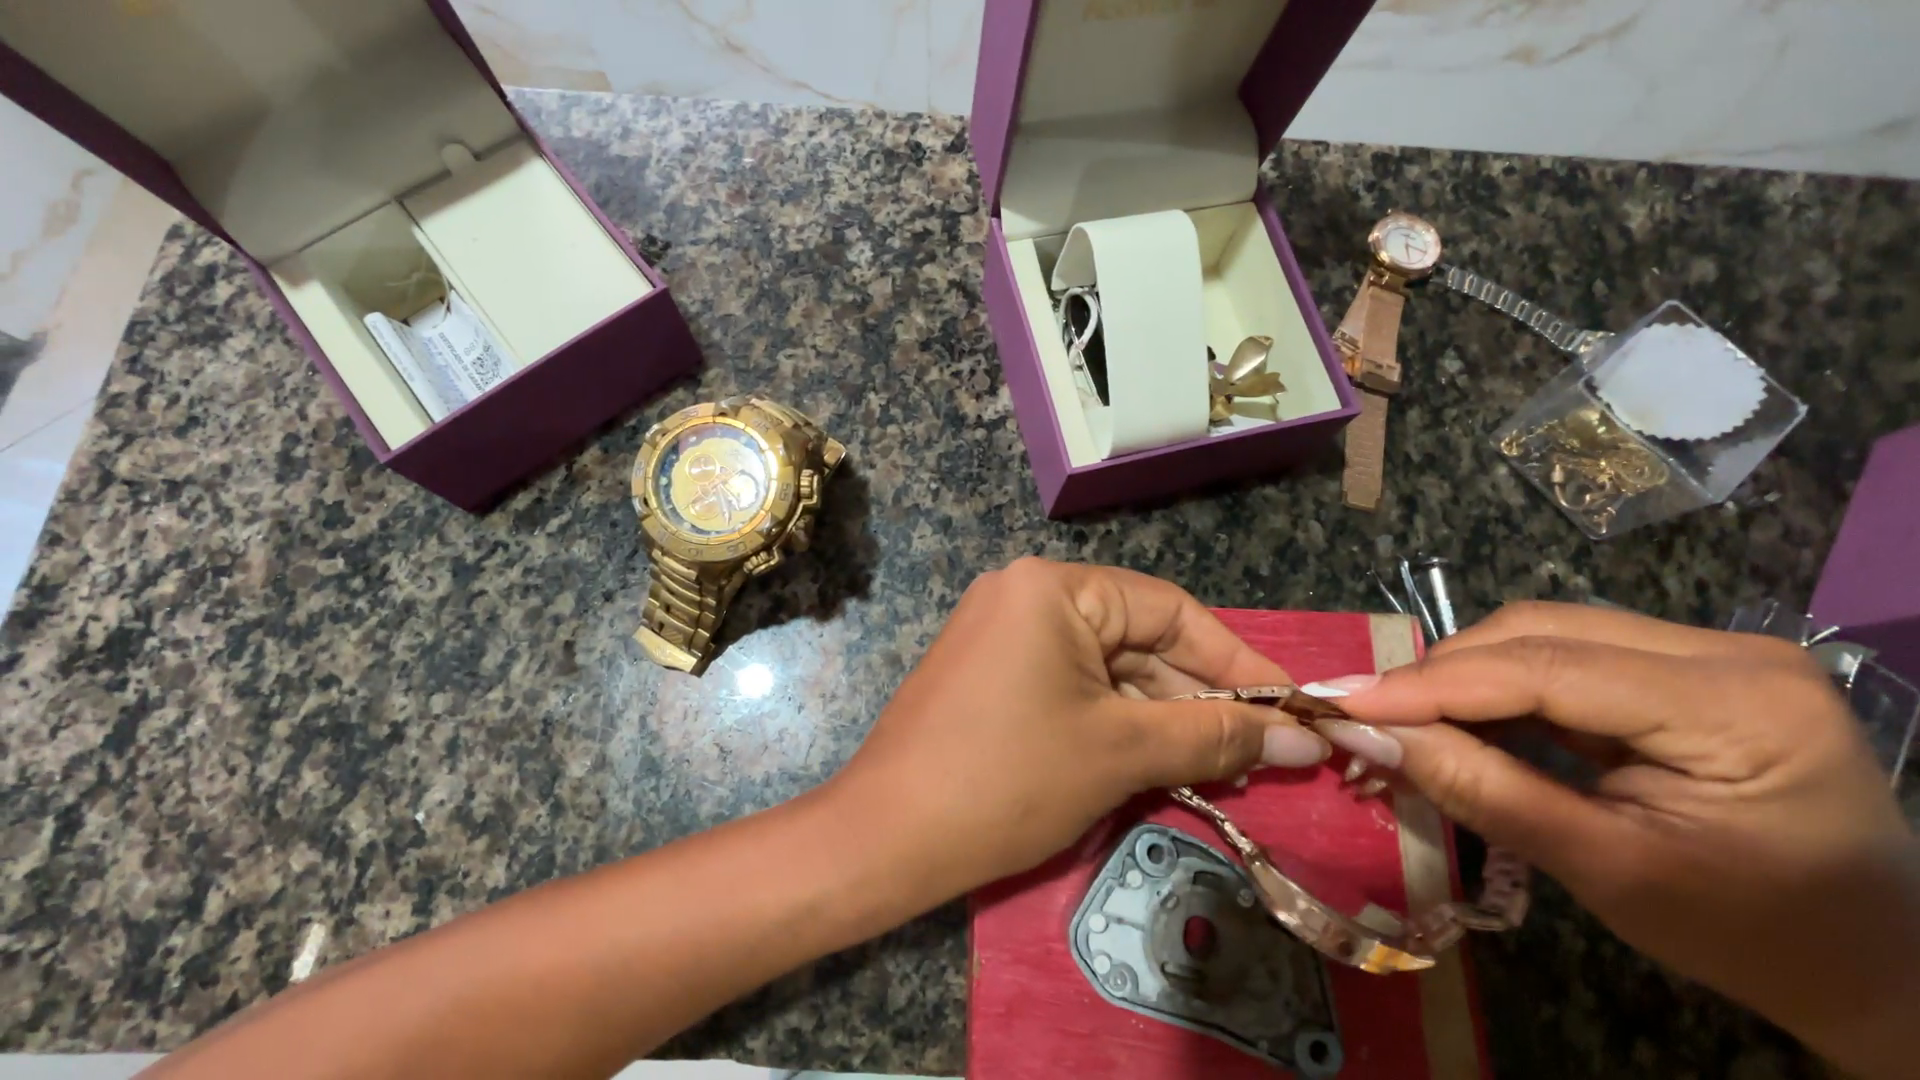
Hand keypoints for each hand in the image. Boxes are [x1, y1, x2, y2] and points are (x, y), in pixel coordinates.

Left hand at [825, 558, 1329, 903]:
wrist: (887, 838)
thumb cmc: (1009, 779)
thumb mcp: (1121, 752)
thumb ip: (1214, 736)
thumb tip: (1303, 739)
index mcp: (1053, 588)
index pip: (1170, 610)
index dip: (1236, 662)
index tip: (1291, 708)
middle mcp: (1025, 596)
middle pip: (1139, 640)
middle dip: (1199, 697)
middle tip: (1263, 752)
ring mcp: (1003, 637)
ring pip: (1108, 670)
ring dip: (1162, 717)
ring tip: (1222, 767)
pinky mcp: (991, 679)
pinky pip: (1073, 689)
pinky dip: (1116, 723)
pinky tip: (1159, 762)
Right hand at [1315, 602, 1918, 1076]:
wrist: (1875, 965)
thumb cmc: (1752, 935)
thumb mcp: (1610, 872)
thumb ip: (1487, 793)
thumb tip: (1373, 738)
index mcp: (1736, 707)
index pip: (1547, 669)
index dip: (1434, 685)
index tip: (1347, 705)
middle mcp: (1730, 652)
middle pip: (1542, 632)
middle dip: (1445, 674)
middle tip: (1373, 719)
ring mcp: (1715, 653)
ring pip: (1547, 634)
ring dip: (1469, 675)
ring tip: (1412, 722)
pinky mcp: (1692, 669)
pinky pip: (1570, 657)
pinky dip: (1504, 686)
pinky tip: (1470, 719)